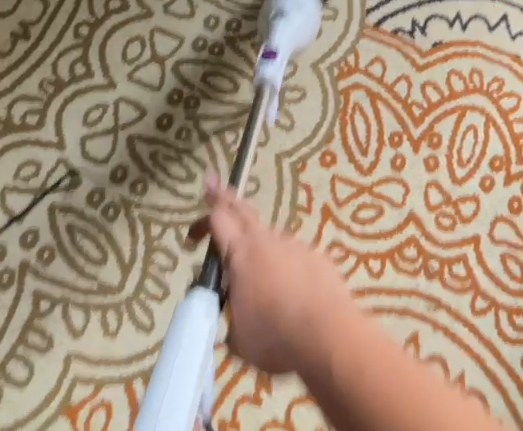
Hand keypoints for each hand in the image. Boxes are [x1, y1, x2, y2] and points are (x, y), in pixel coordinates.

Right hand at [190, 172, 355, 376]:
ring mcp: (296, 245)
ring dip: (259, 250)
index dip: (203, 219)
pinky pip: (295, 257)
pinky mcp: (318, 257)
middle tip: (212, 184)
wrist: (330, 338)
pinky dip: (287, 268)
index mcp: (241, 253)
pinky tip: (292, 293)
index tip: (193, 227)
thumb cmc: (275, 338)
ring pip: (271, 239)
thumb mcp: (236, 334)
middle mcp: (268, 240)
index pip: (218, 220)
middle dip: (225, 197)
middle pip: (242, 210)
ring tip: (260, 282)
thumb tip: (229, 307)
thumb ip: (228, 312)